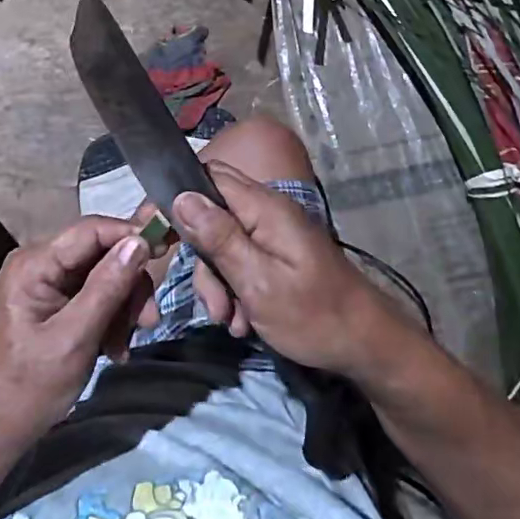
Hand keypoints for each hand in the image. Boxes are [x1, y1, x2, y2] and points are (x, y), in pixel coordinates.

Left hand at [0, 217, 155, 447]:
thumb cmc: (29, 388)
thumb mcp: (75, 338)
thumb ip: (108, 286)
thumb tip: (141, 241)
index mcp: (34, 265)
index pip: (93, 229)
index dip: (132, 235)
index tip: (166, 252)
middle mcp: (40, 261)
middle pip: (105, 250)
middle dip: (131, 283)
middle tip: (147, 319)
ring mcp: (49, 279)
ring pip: (109, 271)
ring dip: (126, 304)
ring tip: (127, 340)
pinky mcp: (58, 297)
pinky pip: (100, 290)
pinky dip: (114, 314)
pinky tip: (115, 345)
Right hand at [171, 162, 417, 377]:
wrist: (362, 341)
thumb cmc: (313, 313)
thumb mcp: (258, 281)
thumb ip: (220, 238)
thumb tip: (182, 196)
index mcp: (266, 207)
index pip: (210, 177)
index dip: (178, 199)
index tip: (157, 237)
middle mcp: (270, 212)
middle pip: (213, 217)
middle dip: (204, 262)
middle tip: (215, 306)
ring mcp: (276, 234)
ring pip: (225, 246)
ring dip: (221, 285)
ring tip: (234, 321)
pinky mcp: (279, 255)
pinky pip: (244, 263)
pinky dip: (238, 291)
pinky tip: (246, 322)